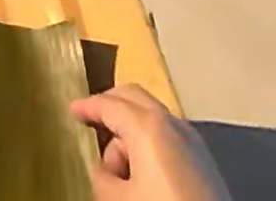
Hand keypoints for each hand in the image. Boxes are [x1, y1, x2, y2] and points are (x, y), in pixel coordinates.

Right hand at [70, 85, 231, 200]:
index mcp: (146, 125)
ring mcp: (192, 140)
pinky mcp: (205, 162)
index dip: (86, 106)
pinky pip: (167, 136)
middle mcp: (170, 122)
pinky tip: (143, 174)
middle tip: (91, 122)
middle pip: (132, 97)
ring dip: (129, 131)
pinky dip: (148, 142)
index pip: (108, 104)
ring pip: (150, 117)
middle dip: (109, 106)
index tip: (71, 110)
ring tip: (119, 170)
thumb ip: (102, 178)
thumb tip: (102, 169)